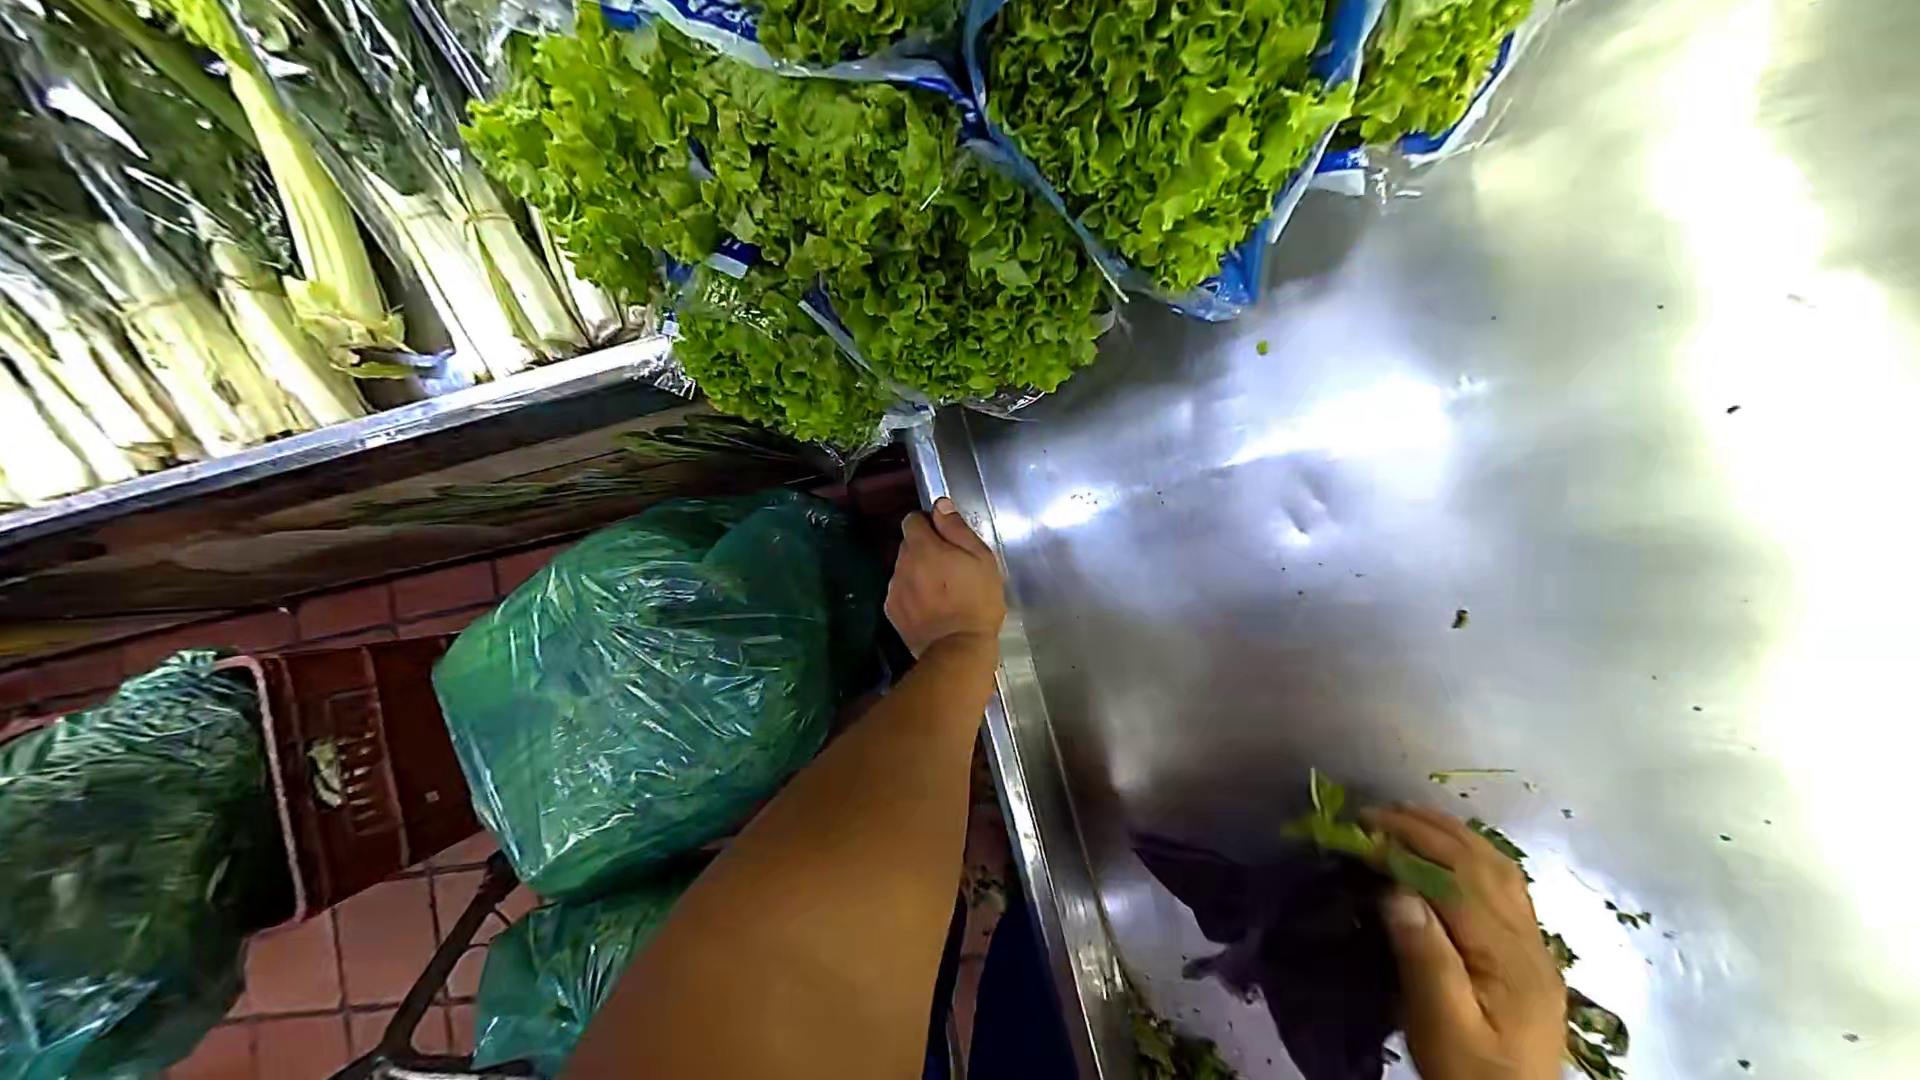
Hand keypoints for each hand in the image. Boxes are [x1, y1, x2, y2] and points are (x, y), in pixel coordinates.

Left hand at [886, 496, 1005, 657]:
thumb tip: (940, 505)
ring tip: (942, 592)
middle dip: (925, 550)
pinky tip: (931, 608)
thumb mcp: (980, 559)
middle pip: (908, 545)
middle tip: (951, 568)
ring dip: (917, 573)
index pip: (912, 520)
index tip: (946, 539)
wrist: (958, 649)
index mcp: (922, 547)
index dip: (929, 525)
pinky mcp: (891, 611)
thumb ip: (956, 529)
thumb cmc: (976, 601)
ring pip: (904, 569)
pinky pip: (900, 592)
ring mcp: (893, 589)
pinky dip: (912, 595)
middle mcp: (901, 564)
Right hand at [1366, 805, 1565, 1079]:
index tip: (1360, 832)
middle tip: (1373, 814)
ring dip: (1451, 832)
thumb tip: (1397, 892)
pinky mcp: (1526, 949)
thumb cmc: (1468, 1070)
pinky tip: (1446, 846)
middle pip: (1480, 864)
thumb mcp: (1441, 1024)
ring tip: (1405, 814)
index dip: (1406, 849)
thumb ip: (1426, 958)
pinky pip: (1503, 882)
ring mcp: (1533, 944)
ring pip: (1498, 867)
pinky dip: (1470, 851)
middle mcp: (1528, 942)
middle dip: (1424, 829)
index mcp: (1508, 960)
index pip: (1455, 883)